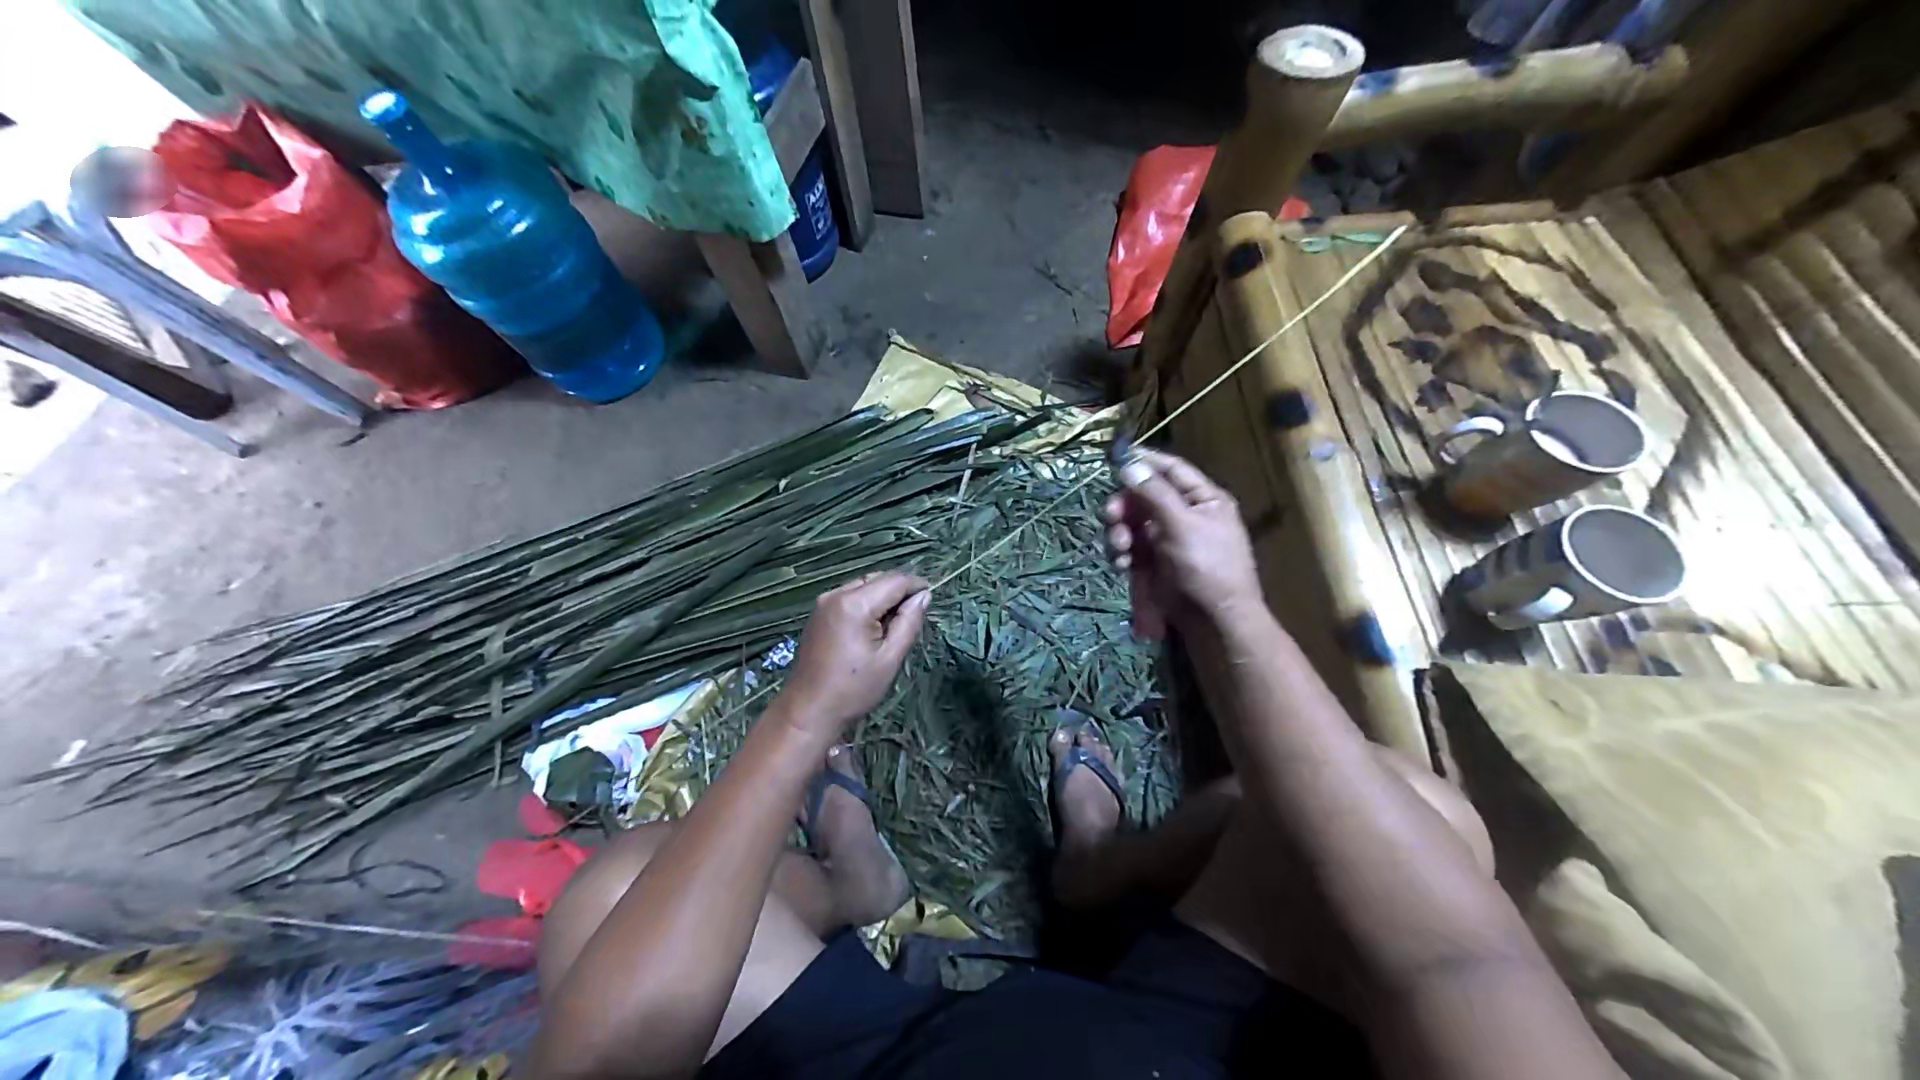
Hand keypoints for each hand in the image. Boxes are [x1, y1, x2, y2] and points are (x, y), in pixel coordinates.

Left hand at [779, 571, 930, 737]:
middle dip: (900, 591)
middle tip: (914, 616)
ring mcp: (824, 602)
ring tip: (895, 625)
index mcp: (854, 604)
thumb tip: (924, 596)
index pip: (895, 581)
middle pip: (878, 579)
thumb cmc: (853, 690)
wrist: (809, 711)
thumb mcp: (889, 658)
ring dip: (883, 597)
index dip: (917, 586)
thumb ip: (909, 622)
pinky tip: (873, 627)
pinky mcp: (819, 612)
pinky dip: (867, 603)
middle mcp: (836, 594)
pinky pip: (851, 596)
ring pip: (864, 585)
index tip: (931, 599)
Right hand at [1103, 448, 1261, 635]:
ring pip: (1131, 523)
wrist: (1215, 621)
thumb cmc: (1207, 567)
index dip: (1144, 462)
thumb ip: (1154, 493)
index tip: (1115, 458)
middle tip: (1112, 516)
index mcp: (1202, 499)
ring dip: (1119, 533)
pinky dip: (1122, 554)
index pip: (1170, 469)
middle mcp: (1184, 515)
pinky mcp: (1154, 563)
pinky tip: (1123, 565)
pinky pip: (1130, 548)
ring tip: (1121, 549)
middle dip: (1124, 507)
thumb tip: (1129, 464)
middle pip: (1143, 497)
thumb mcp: (1182, 525)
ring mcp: (1167, 540)